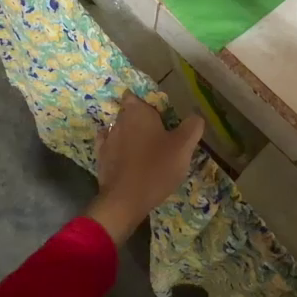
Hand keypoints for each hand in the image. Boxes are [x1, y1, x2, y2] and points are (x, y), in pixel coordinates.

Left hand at [86, 93, 204, 243]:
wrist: (125, 200)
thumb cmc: (156, 168)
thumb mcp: (183, 147)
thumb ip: (192, 127)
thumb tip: (196, 116)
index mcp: (138, 112)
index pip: (136, 96)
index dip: (147, 103)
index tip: (161, 116)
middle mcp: (119, 120)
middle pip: (129, 113)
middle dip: (141, 120)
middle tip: (160, 135)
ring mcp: (107, 140)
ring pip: (120, 130)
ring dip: (130, 136)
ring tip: (146, 150)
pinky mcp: (101, 159)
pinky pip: (111, 147)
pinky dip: (119, 150)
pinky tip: (128, 158)